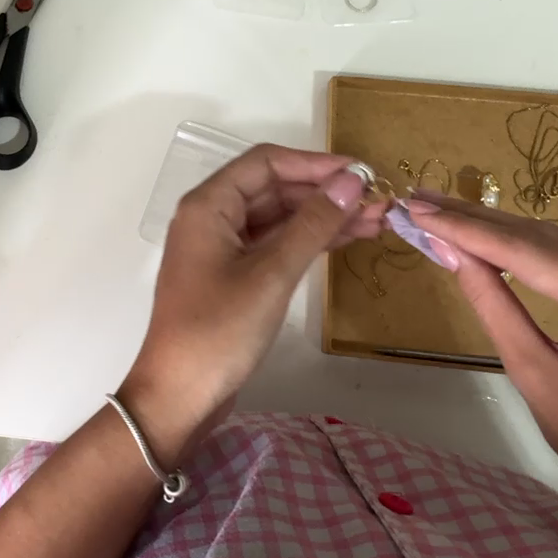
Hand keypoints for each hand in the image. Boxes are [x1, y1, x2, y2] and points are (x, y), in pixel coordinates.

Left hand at [120, 145, 384, 462]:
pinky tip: (347, 240)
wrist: (180, 395)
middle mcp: (211, 217)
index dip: (315, 163)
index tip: (362, 172)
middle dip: (324, 192)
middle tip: (378, 200)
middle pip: (273, 188)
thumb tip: (352, 181)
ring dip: (322, 217)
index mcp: (208, 205)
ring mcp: (221, 247)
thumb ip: (312, 224)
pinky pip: (274, 243)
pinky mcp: (233, 274)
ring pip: (277, 217)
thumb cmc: (219, 330)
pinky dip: (307, 241)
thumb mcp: (272, 274)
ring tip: (377, 220)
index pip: (265, 163)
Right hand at [401, 193, 557, 520]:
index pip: (533, 254)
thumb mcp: (536, 376)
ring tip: (450, 214)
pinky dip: (542, 252)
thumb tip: (449, 249)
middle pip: (553, 241)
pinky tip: (502, 240)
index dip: (469, 229)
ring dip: (509, 232)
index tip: (419, 209)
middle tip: (424, 202)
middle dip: (483, 222)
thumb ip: (492, 303)